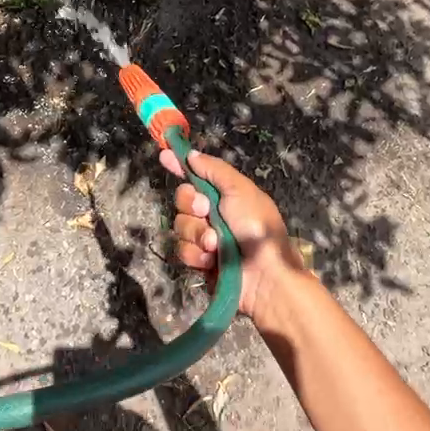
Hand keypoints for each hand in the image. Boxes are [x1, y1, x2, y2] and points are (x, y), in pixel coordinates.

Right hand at [160, 147, 304, 320]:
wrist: (265, 276)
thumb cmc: (256, 227)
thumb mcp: (240, 190)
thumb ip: (214, 169)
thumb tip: (191, 154)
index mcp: (225, 194)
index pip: (196, 175)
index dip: (179, 165)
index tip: (164, 155)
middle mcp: (213, 213)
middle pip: (183, 198)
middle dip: (190, 203)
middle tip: (205, 211)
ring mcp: (205, 238)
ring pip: (181, 225)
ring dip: (196, 232)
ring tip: (215, 244)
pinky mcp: (200, 261)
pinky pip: (183, 249)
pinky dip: (196, 253)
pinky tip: (210, 260)